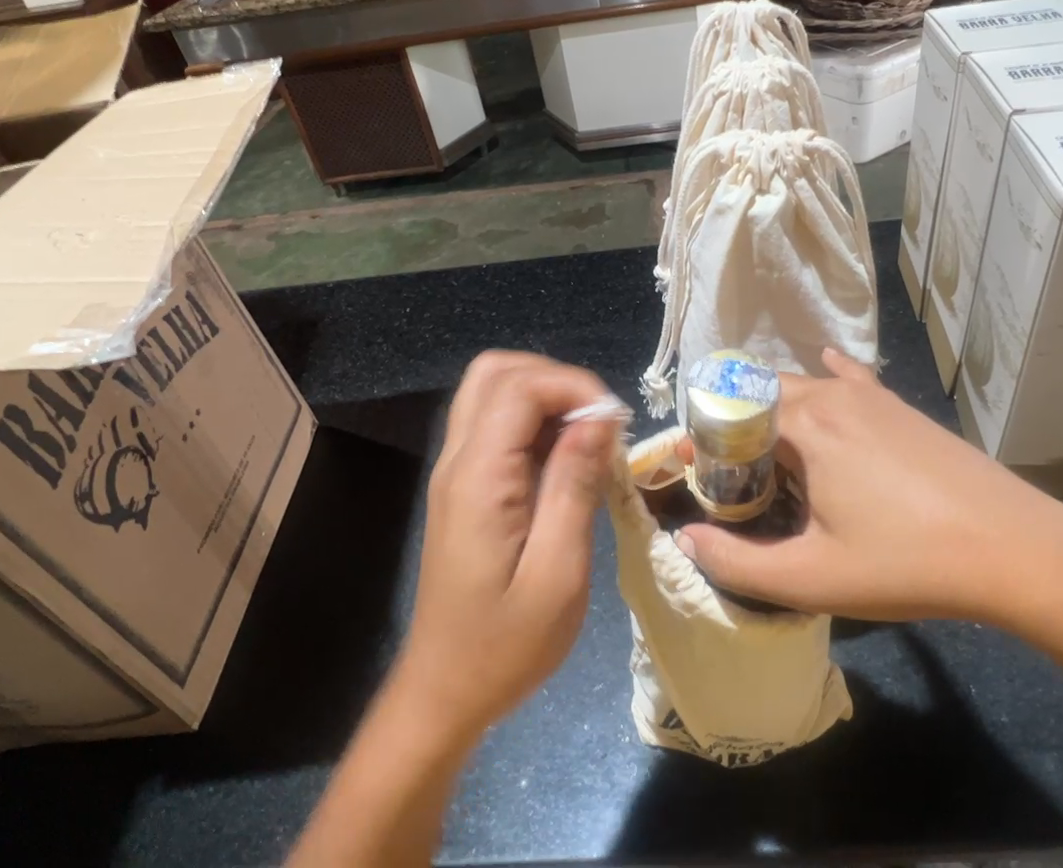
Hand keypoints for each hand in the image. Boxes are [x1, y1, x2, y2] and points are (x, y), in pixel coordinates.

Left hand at [391, 351, 622, 739]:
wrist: (445, 690)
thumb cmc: (506, 644)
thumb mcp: (558, 572)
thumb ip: (575, 486)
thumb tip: (599, 419)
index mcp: (479, 478)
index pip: (520, 387)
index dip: (575, 387)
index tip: (617, 425)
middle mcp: (458, 462)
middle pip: (496, 373)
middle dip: (556, 381)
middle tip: (600, 425)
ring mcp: (454, 474)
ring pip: (491, 394)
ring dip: (545, 400)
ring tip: (589, 442)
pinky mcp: (462, 491)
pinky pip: (493, 429)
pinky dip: (533, 425)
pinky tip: (566, 464)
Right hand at [674, 349, 1062, 633]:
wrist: (1016, 551)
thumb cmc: (905, 564)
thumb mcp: (810, 578)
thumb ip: (736, 562)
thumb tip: (687, 539)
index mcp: (803, 425)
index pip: (727, 415)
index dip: (702, 445)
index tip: (697, 482)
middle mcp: (833, 395)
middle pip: (760, 395)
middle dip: (735, 428)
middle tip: (734, 481)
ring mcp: (873, 398)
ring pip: (803, 388)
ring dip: (775, 413)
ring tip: (774, 461)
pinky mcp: (903, 409)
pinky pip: (849, 380)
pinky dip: (825, 381)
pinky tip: (826, 375)